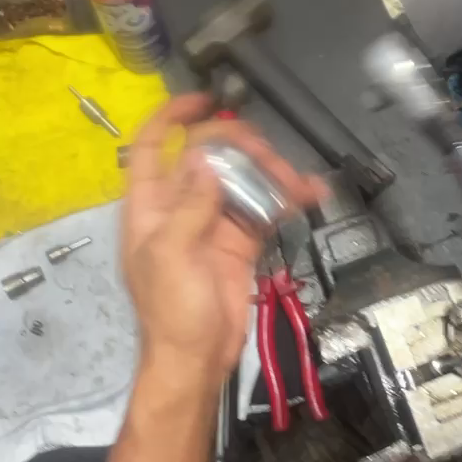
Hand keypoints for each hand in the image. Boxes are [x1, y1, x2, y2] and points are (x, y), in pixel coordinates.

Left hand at [121, 95, 326, 393]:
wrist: (197, 359)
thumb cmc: (171, 311)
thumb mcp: (170, 255)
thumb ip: (188, 205)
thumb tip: (202, 159)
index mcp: (150, 207)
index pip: (150, 148)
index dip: (170, 119)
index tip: (204, 101)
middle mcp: (180, 207)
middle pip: (208, 159)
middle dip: (239, 150)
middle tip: (267, 156)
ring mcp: (213, 222)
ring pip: (241, 180)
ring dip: (270, 174)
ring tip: (296, 182)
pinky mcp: (241, 240)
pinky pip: (264, 209)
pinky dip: (287, 199)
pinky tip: (310, 192)